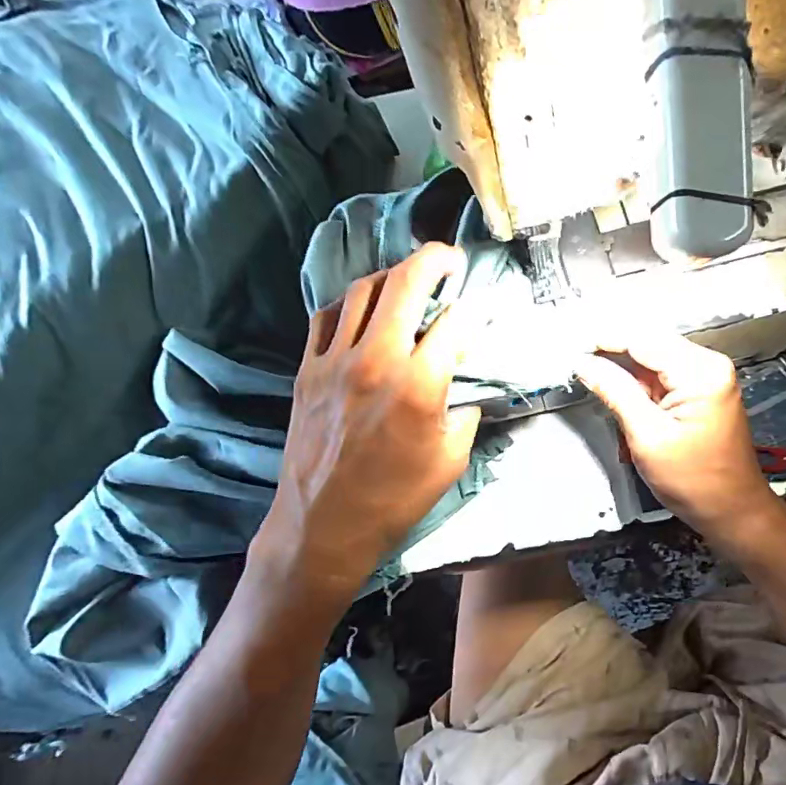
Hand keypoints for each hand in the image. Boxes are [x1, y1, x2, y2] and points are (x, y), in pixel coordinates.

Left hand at [250, 244, 481, 609]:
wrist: (323, 525)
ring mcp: (334, 360)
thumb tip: (463, 379)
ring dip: (389, 276)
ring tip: (405, 280)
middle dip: (434, 259)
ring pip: (361, 291)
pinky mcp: (306, 370)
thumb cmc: (393, 501)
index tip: (478, 312)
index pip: (455, 322)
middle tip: (448, 259)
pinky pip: (324, 318)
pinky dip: (346, 304)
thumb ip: (464, 411)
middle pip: (406, 283)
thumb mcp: (450, 462)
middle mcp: (376, 359)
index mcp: (419, 385)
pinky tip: (359, 310)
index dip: (474, 311)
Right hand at [575, 329, 782, 538]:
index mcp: (701, 372)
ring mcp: (704, 378)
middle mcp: (707, 366)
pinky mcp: (697, 392)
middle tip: (574, 359)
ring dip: (620, 366)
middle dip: (610, 350)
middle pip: (647, 344)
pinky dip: (634, 381)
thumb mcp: (646, 435)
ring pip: (650, 358)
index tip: (571, 346)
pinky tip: (613, 387)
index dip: (603, 341)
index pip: (642, 340)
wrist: (731, 510)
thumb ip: (615, 392)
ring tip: (587, 372)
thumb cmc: (695, 480)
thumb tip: (584, 363)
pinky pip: (658, 375)